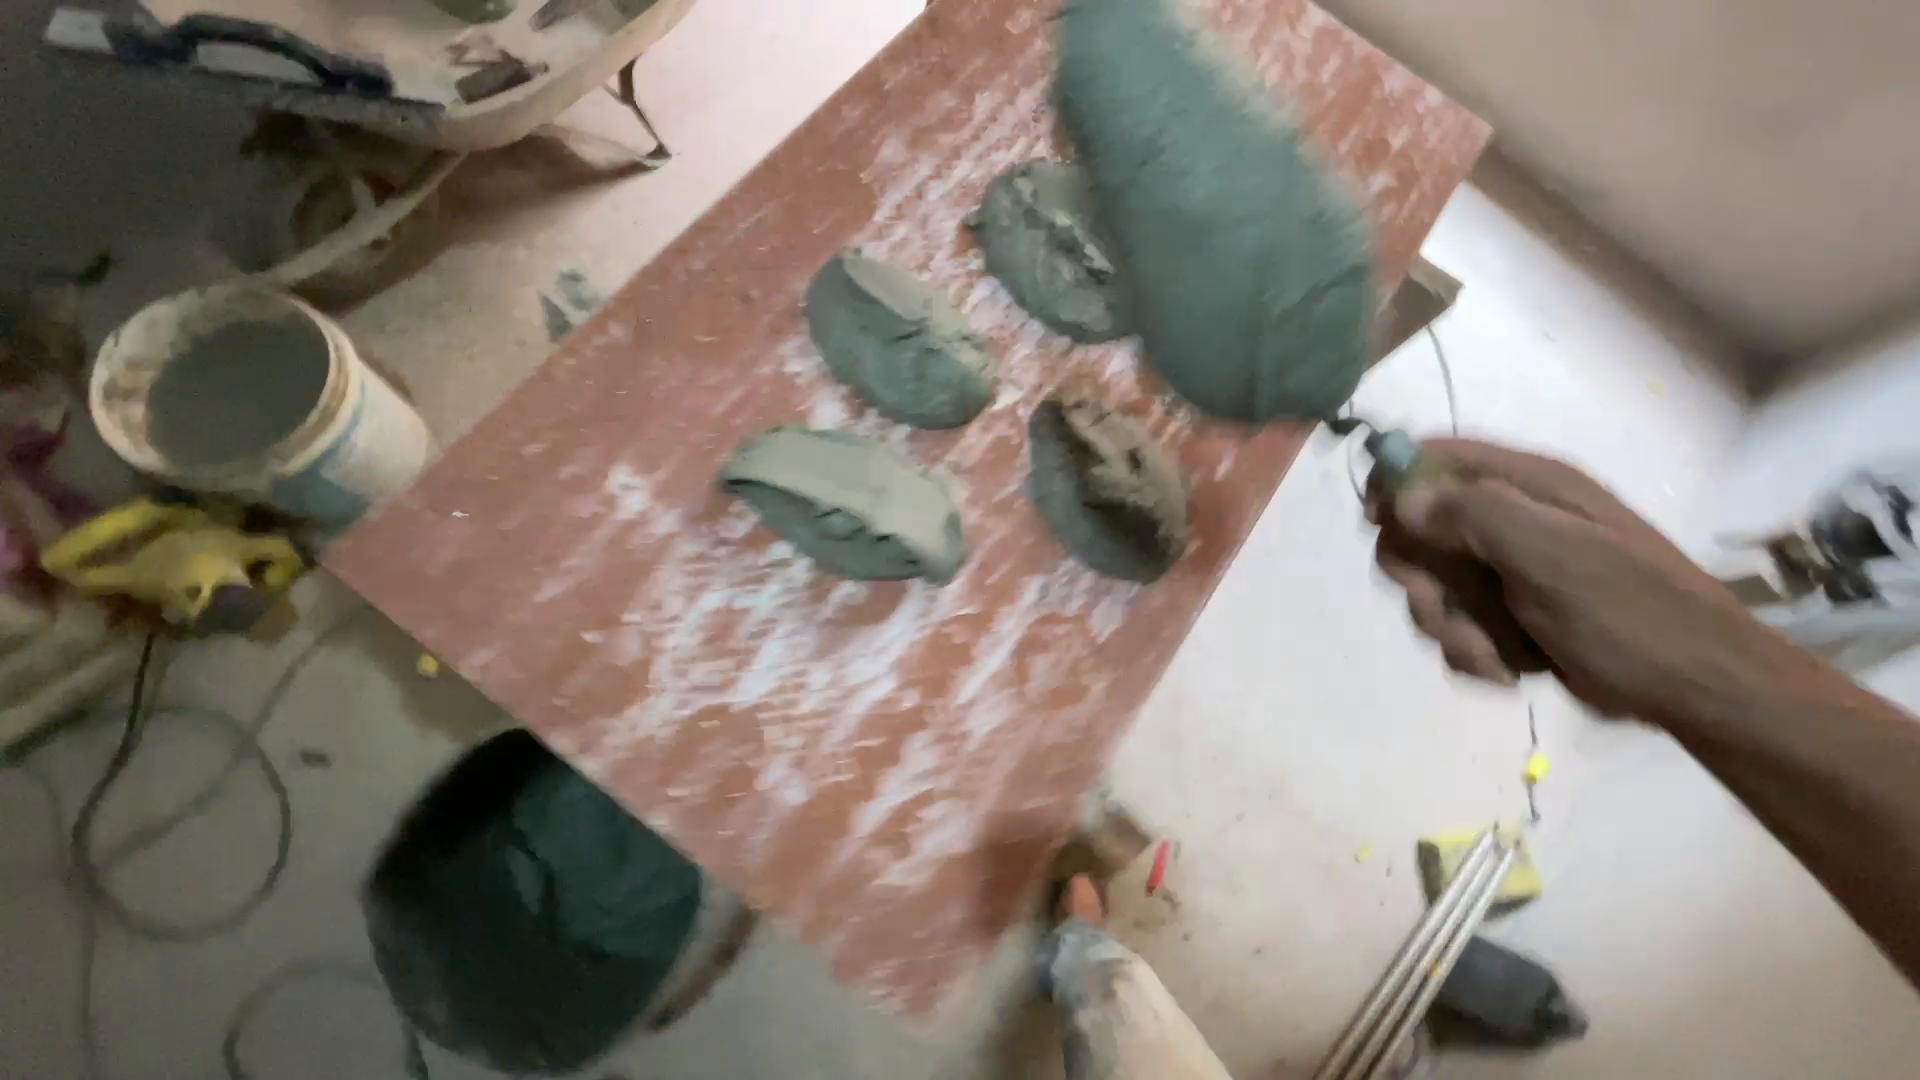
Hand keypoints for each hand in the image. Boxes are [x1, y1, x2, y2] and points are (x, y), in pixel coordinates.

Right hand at [1370, 439, 1792, 724]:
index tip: (1379, 524)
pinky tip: (1506, 668)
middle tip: (1442, 607)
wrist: (1699, 693)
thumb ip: (1475, 515)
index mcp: (1528, 486)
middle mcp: (1511, 519)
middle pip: (1415, 529)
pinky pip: (1453, 624)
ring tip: (1490, 652)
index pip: (1433, 457)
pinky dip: (1469, 651)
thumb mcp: (1554, 555)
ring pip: (1428, 586)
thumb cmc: (1634, 614)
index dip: (1394, 482)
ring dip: (1447, 625)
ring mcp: (1507, 569)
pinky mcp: (1506, 614)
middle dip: (1418, 577)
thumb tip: (1402, 497)